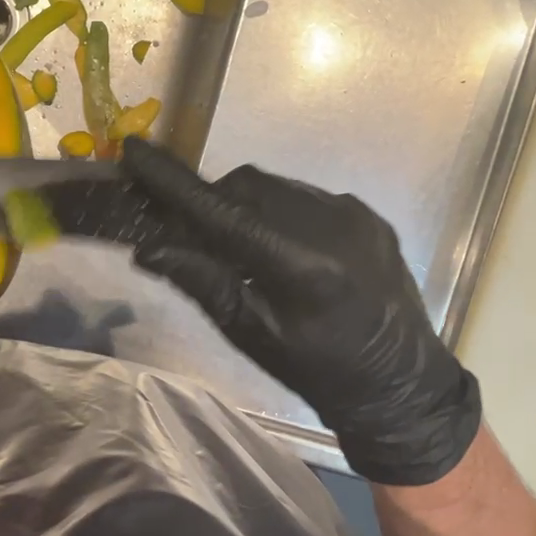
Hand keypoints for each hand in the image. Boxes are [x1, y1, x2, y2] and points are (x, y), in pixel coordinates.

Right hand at [57, 138, 480, 484]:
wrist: (402, 385)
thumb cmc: (316, 370)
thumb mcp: (250, 333)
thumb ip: (201, 282)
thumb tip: (147, 248)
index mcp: (300, 264)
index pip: (220, 211)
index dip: (173, 182)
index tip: (133, 150)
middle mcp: (330, 224)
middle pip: (245, 186)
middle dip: (209, 200)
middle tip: (189, 236)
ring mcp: (354, 214)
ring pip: (273, 186)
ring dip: (242, 205)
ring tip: (236, 246)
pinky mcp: (367, 215)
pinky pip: (304, 197)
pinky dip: (275, 212)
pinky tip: (277, 247)